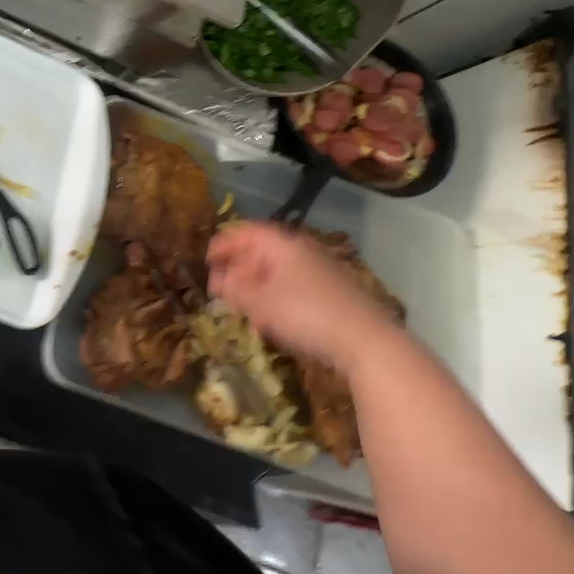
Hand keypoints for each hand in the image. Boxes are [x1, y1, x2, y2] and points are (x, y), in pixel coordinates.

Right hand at [206, 222, 402, 371]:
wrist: (367, 341)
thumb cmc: (306, 314)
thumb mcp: (260, 302)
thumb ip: (234, 289)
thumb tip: (219, 281)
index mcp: (284, 245)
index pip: (247, 232)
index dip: (224, 244)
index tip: (207, 261)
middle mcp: (304, 251)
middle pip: (262, 251)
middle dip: (239, 268)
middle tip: (222, 289)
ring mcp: (322, 270)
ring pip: (279, 270)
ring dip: (257, 285)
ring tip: (244, 307)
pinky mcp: (334, 291)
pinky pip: (295, 285)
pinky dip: (276, 295)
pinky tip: (272, 318)